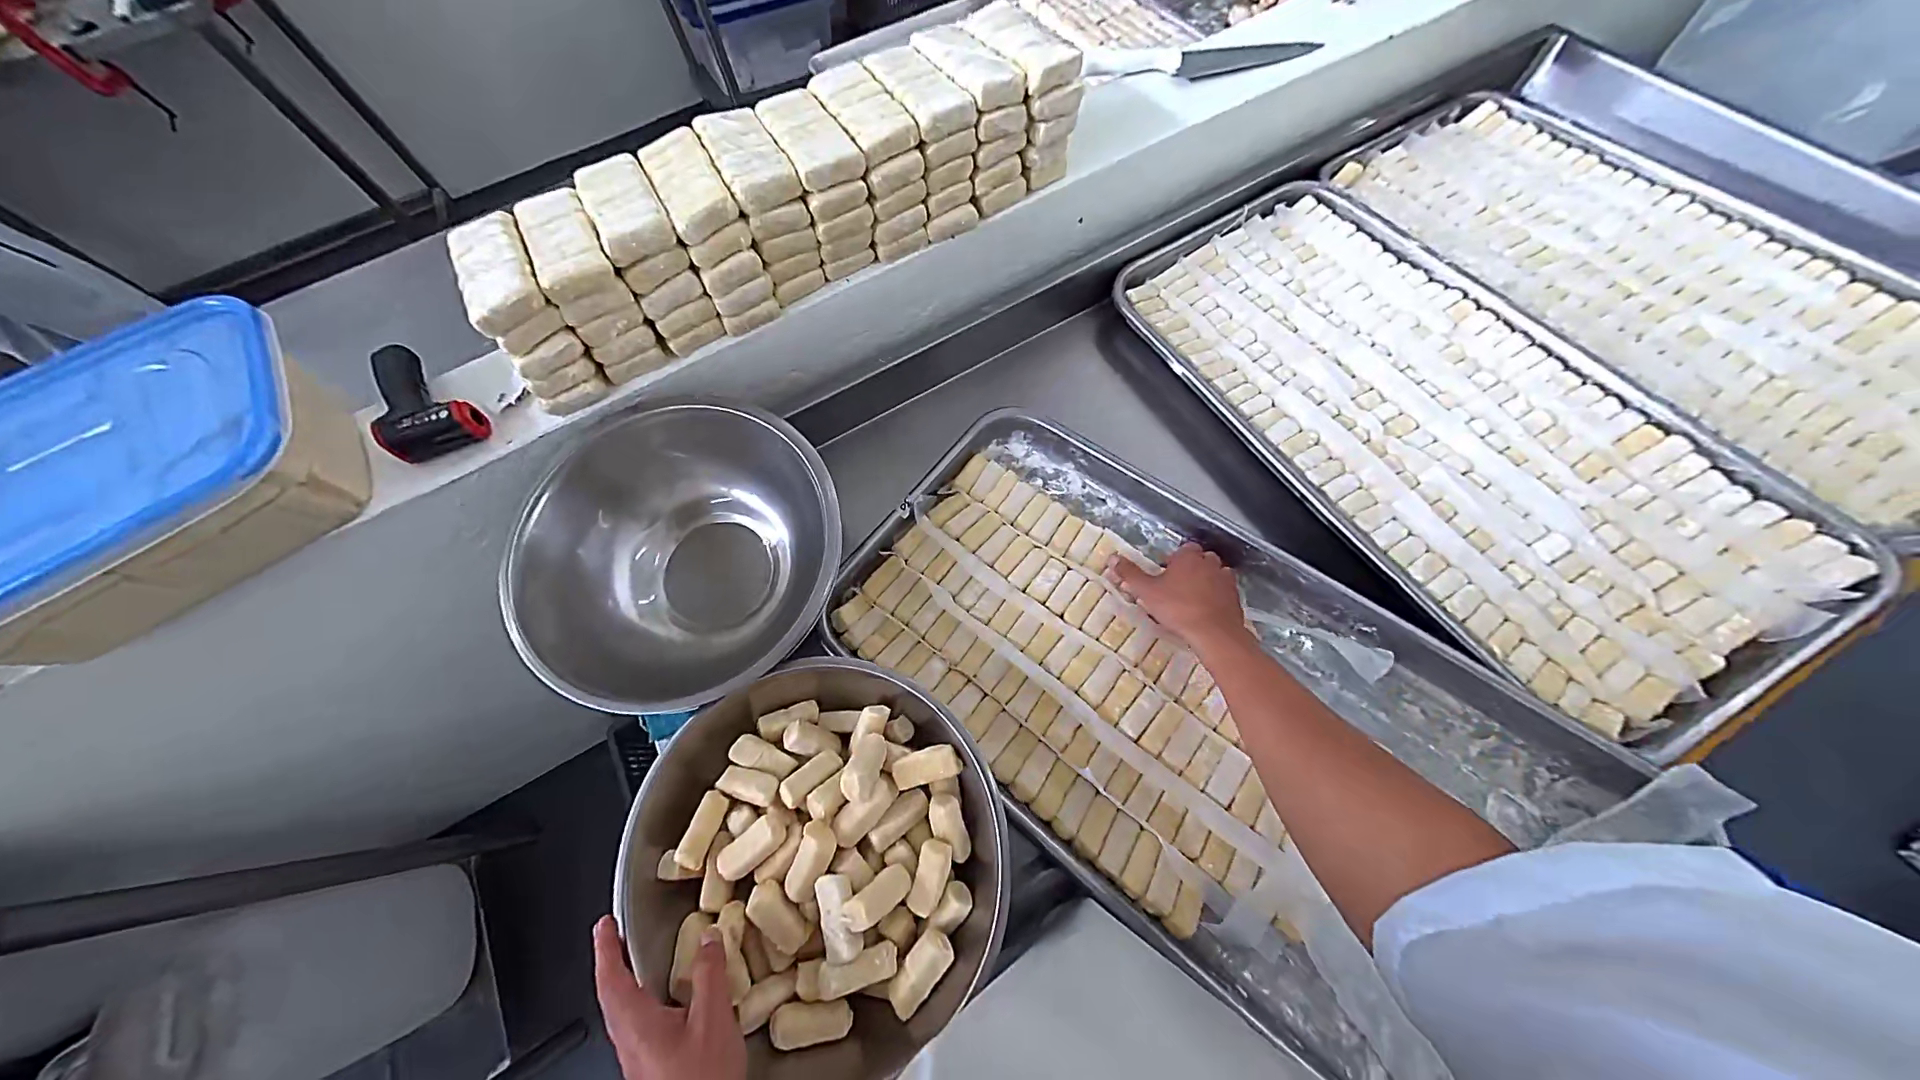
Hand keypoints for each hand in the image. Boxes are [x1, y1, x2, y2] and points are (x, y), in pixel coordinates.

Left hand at [593, 915, 745, 1079]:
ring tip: (647, 964)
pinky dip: (649, 1001)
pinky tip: (673, 1002)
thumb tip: (707, 937)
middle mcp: (629, 1041)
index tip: (603, 925)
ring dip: (630, 983)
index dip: (606, 948)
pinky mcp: (650, 1069)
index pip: (610, 978)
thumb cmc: (701, 1078)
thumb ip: (709, 974)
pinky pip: (641, 1025)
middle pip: (611, 996)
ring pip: (625, 1013)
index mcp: (635, 1023)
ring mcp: (638, 1058)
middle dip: (614, 964)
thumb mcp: (712, 1019)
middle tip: (620, 939)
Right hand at [1106, 543, 1248, 651]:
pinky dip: (1216, 597)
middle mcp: (1210, 562)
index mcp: (1188, 556)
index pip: (1182, 549)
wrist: (1214, 632)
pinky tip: (1206, 610)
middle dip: (1190, 569)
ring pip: (1214, 574)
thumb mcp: (1147, 591)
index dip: (1174, 560)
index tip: (1165, 574)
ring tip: (1191, 599)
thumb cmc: (1178, 608)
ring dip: (1205, 582)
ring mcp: (1226, 579)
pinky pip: (1224, 591)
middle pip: (1200, 560)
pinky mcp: (1236, 596)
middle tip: (1176, 587)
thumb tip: (1113, 558)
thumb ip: (1130, 574)